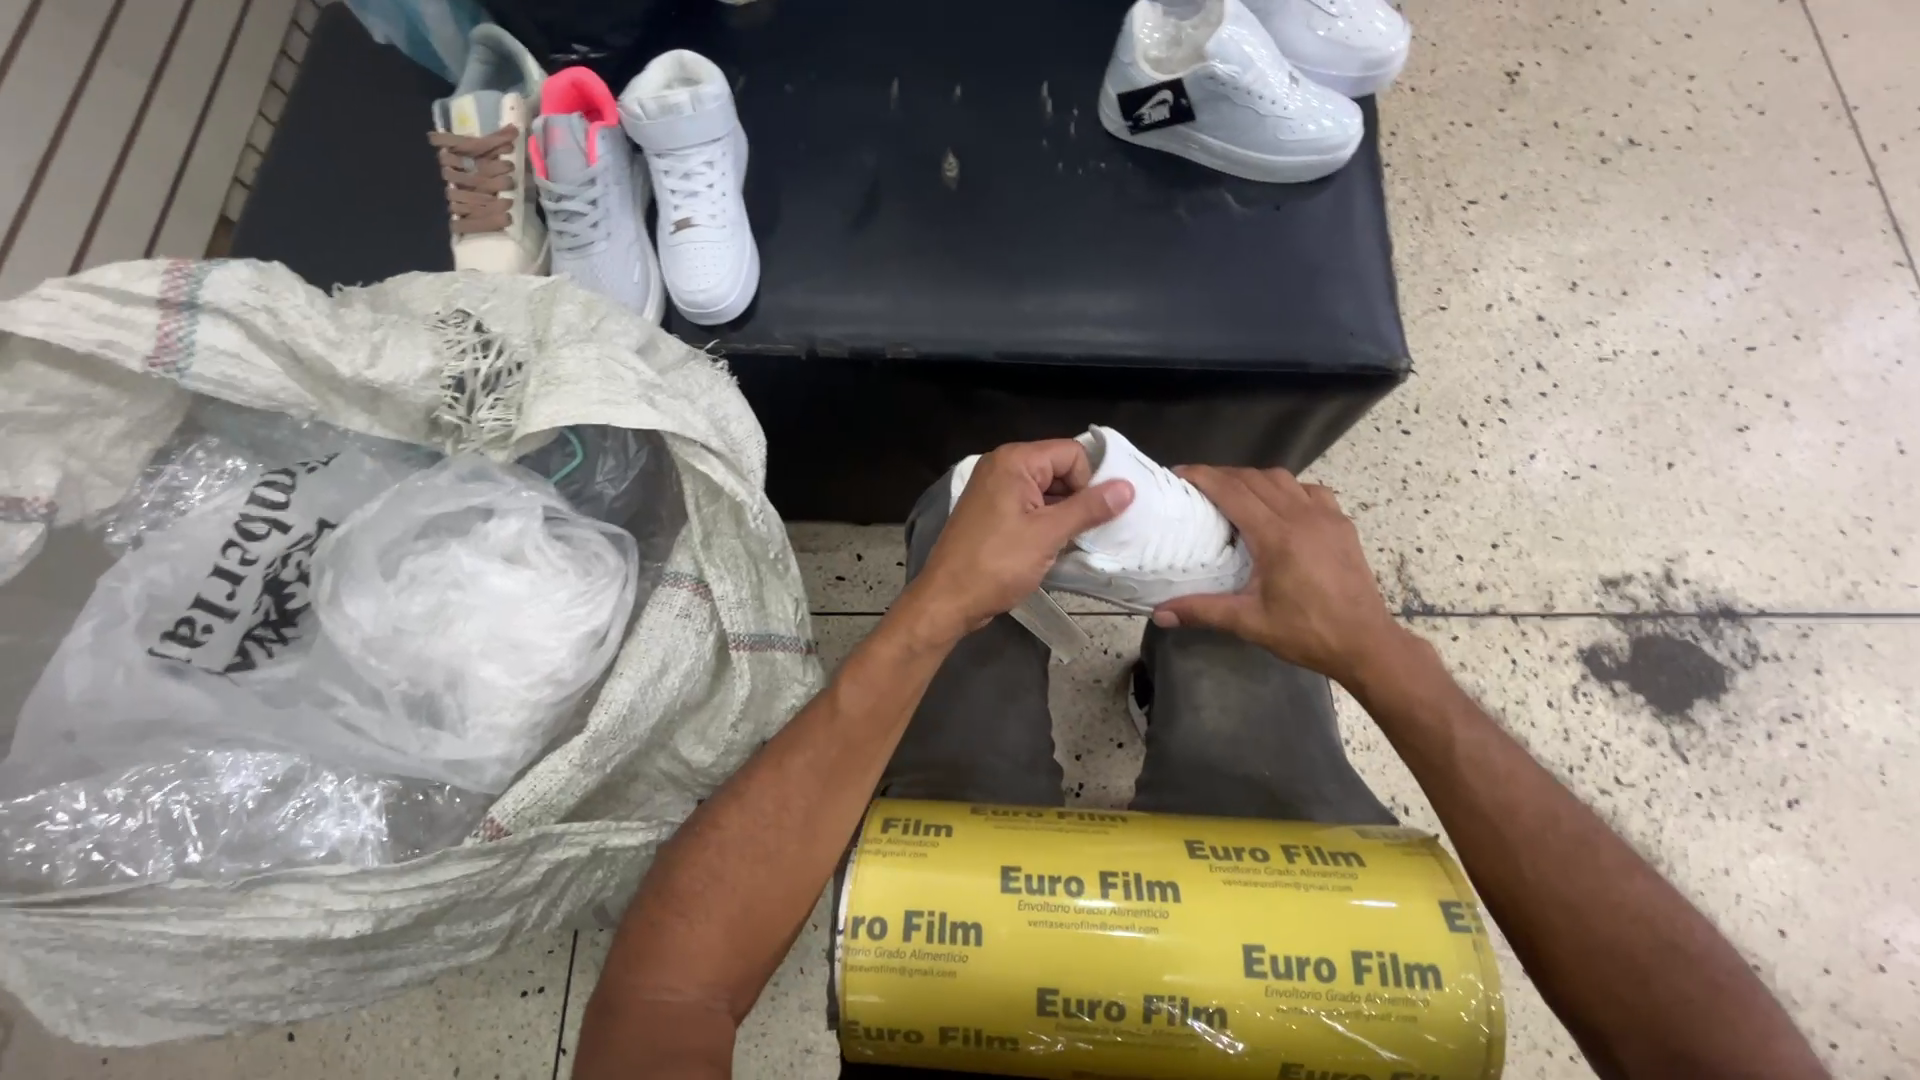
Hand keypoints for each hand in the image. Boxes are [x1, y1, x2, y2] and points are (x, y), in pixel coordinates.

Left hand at [897, 440, 1133, 647]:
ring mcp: (994, 490)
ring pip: (1047, 491)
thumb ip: (1089, 508)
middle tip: (1084, 532)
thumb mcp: (1048, 534)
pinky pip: (1030, 506)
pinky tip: (1052, 546)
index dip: (1088, 482)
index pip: (1072, 453)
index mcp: (1014, 461)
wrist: (948, 599)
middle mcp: (1002, 466)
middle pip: (1060, 469)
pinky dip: (1046, 522)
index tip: (1091, 515)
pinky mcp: (991, 513)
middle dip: (1078, 498)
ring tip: (1070, 542)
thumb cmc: (997, 564)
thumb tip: (1127, 487)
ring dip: (1064, 514)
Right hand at [1151, 466, 1403, 686]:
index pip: (1233, 491)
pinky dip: (1288, 490)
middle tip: (1197, 485)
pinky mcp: (1342, 524)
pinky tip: (1279, 507)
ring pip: (1283, 479)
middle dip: (1222, 475)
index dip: (1203, 477)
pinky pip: (1310, 491)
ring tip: (1234, 493)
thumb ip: (1202, 611)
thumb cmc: (1307, 633)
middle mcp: (1302, 516)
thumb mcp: (1249, 622)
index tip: (1179, 473)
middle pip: (1254, 478)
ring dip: (1254, 479)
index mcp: (1277, 536)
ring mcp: (1326, 517)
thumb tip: (1159, 613)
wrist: (1365, 643)